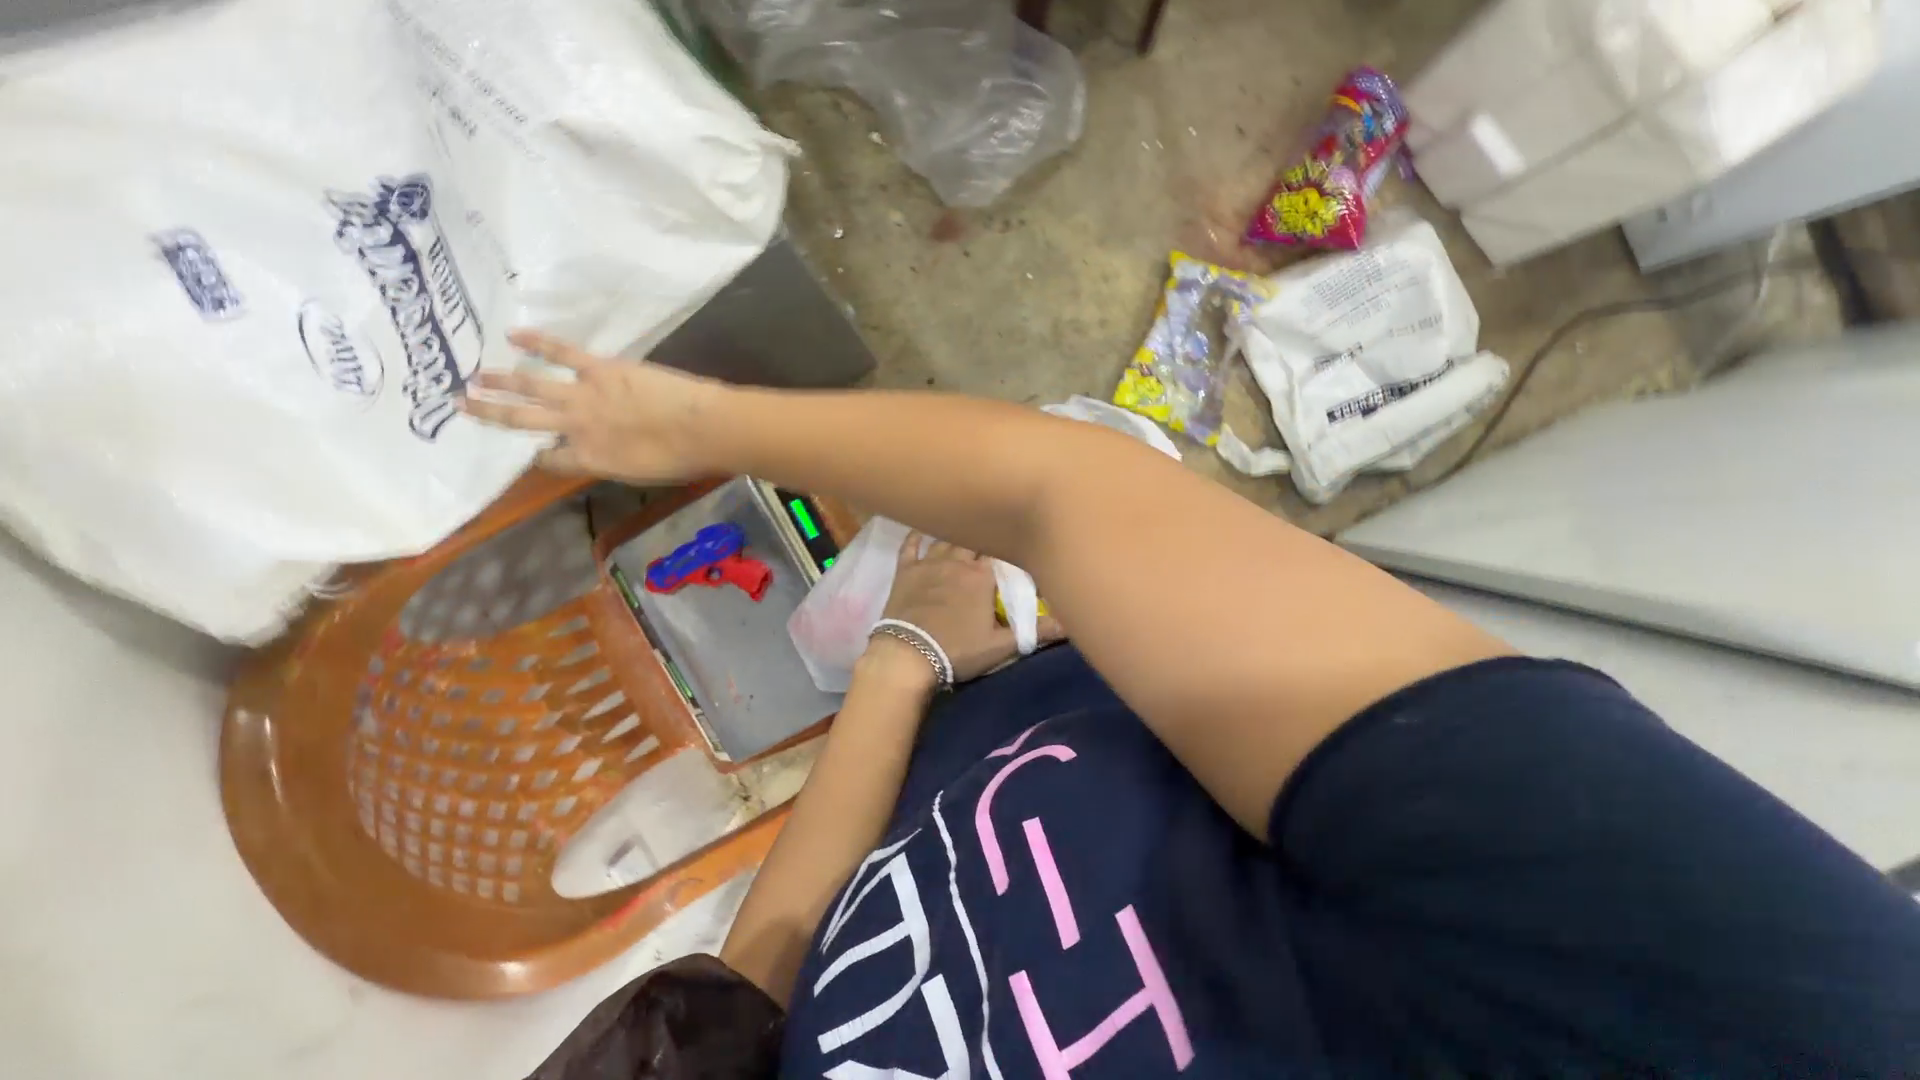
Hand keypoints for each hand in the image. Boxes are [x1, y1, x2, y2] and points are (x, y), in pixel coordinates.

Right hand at [459, 330, 723, 483]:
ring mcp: (584, 396)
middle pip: (522, 420)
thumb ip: (615, 461)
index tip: (526, 452)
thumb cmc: (681, 459)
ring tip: (473, 376)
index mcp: (589, 460)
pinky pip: (562, 353)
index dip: (537, 457)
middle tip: (461, 404)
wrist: (702, 430)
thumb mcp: (640, 473)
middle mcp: (576, 429)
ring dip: (499, 380)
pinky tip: (513, 334)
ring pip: (530, 386)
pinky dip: (537, 342)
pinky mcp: (600, 369)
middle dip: (490, 413)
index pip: (550, 460)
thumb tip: (607, 453)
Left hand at [862, 532, 1064, 689]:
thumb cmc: (958, 650)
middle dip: (984, 539)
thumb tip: (1070, 624)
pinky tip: (921, 530)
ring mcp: (928, 563)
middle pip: (974, 540)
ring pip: (946, 539)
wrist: (907, 656)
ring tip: (964, 531)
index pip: (1002, 552)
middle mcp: (957, 561)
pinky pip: (911, 546)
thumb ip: (1036, 631)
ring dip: (956, 536)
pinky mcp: (905, 571)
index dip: (1009, 550)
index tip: (1016, 551)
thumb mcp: (1001, 646)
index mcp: (983, 576)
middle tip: (991, 541)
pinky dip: (917, 536)